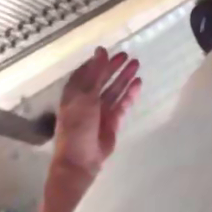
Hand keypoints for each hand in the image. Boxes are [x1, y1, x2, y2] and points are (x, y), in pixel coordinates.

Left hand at [48, 48, 140, 180]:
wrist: (80, 162)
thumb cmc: (77, 127)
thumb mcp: (84, 97)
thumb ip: (95, 74)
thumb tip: (101, 50)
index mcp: (74, 95)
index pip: (84, 74)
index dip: (95, 63)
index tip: (107, 52)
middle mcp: (86, 101)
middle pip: (101, 80)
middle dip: (113, 68)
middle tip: (127, 55)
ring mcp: (100, 112)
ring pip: (113, 90)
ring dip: (124, 77)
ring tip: (137, 64)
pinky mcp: (112, 122)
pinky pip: (122, 104)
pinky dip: (129, 94)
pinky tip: (138, 83)